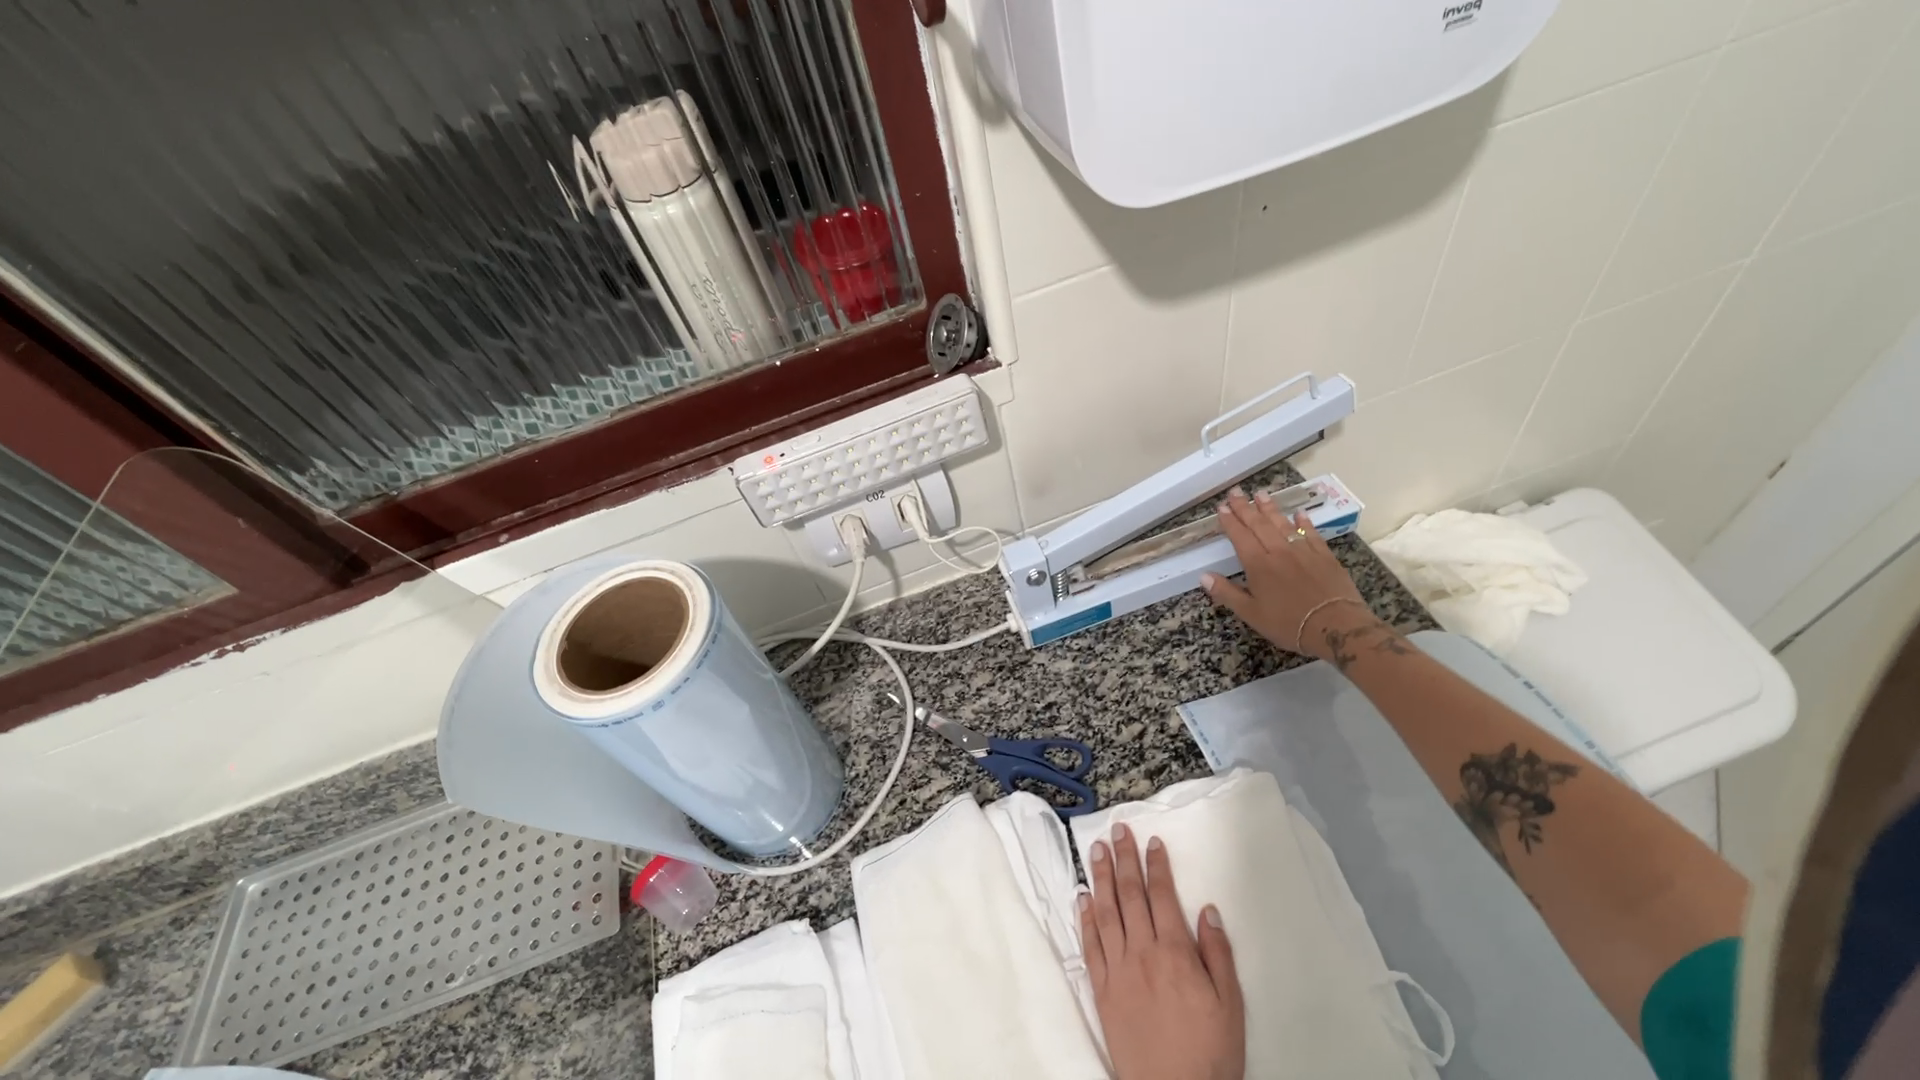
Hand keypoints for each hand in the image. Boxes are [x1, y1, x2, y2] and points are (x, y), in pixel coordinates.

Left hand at [1079, 823, 1244, 1079]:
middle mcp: (1142, 954)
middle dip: (1123, 859)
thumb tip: (1207, 910)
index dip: (1156, 866)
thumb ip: (1217, 954)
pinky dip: (1085, 919)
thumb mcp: (1230, 1005)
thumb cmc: (1210, 1052)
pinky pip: (1090, 946)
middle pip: (1130, 896)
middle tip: (1116, 829)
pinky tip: (1082, 898)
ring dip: (1099, 878)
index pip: (1162, 897)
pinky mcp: (1102, 990)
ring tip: (1095, 849)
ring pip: (1105, 913)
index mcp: (1175, 953)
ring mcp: (1117, 971)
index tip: (1151, 841)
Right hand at [1200, 488, 1376, 660]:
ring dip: (1270, 508)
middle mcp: (1279, 552)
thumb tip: (1203, 576)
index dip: (1230, 522)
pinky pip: (1311, 533)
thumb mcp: (1251, 614)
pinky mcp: (1324, 556)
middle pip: (1259, 525)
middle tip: (1236, 492)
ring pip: (1283, 524)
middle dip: (1246, 508)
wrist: (1336, 626)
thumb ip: (1227, 593)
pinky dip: (1304, 522)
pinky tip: (1299, 513)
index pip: (1240, 537)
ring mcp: (1303, 551)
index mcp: (1259, 565)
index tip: (1222, 507)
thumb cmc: (1289, 624)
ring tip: (1261, 493)